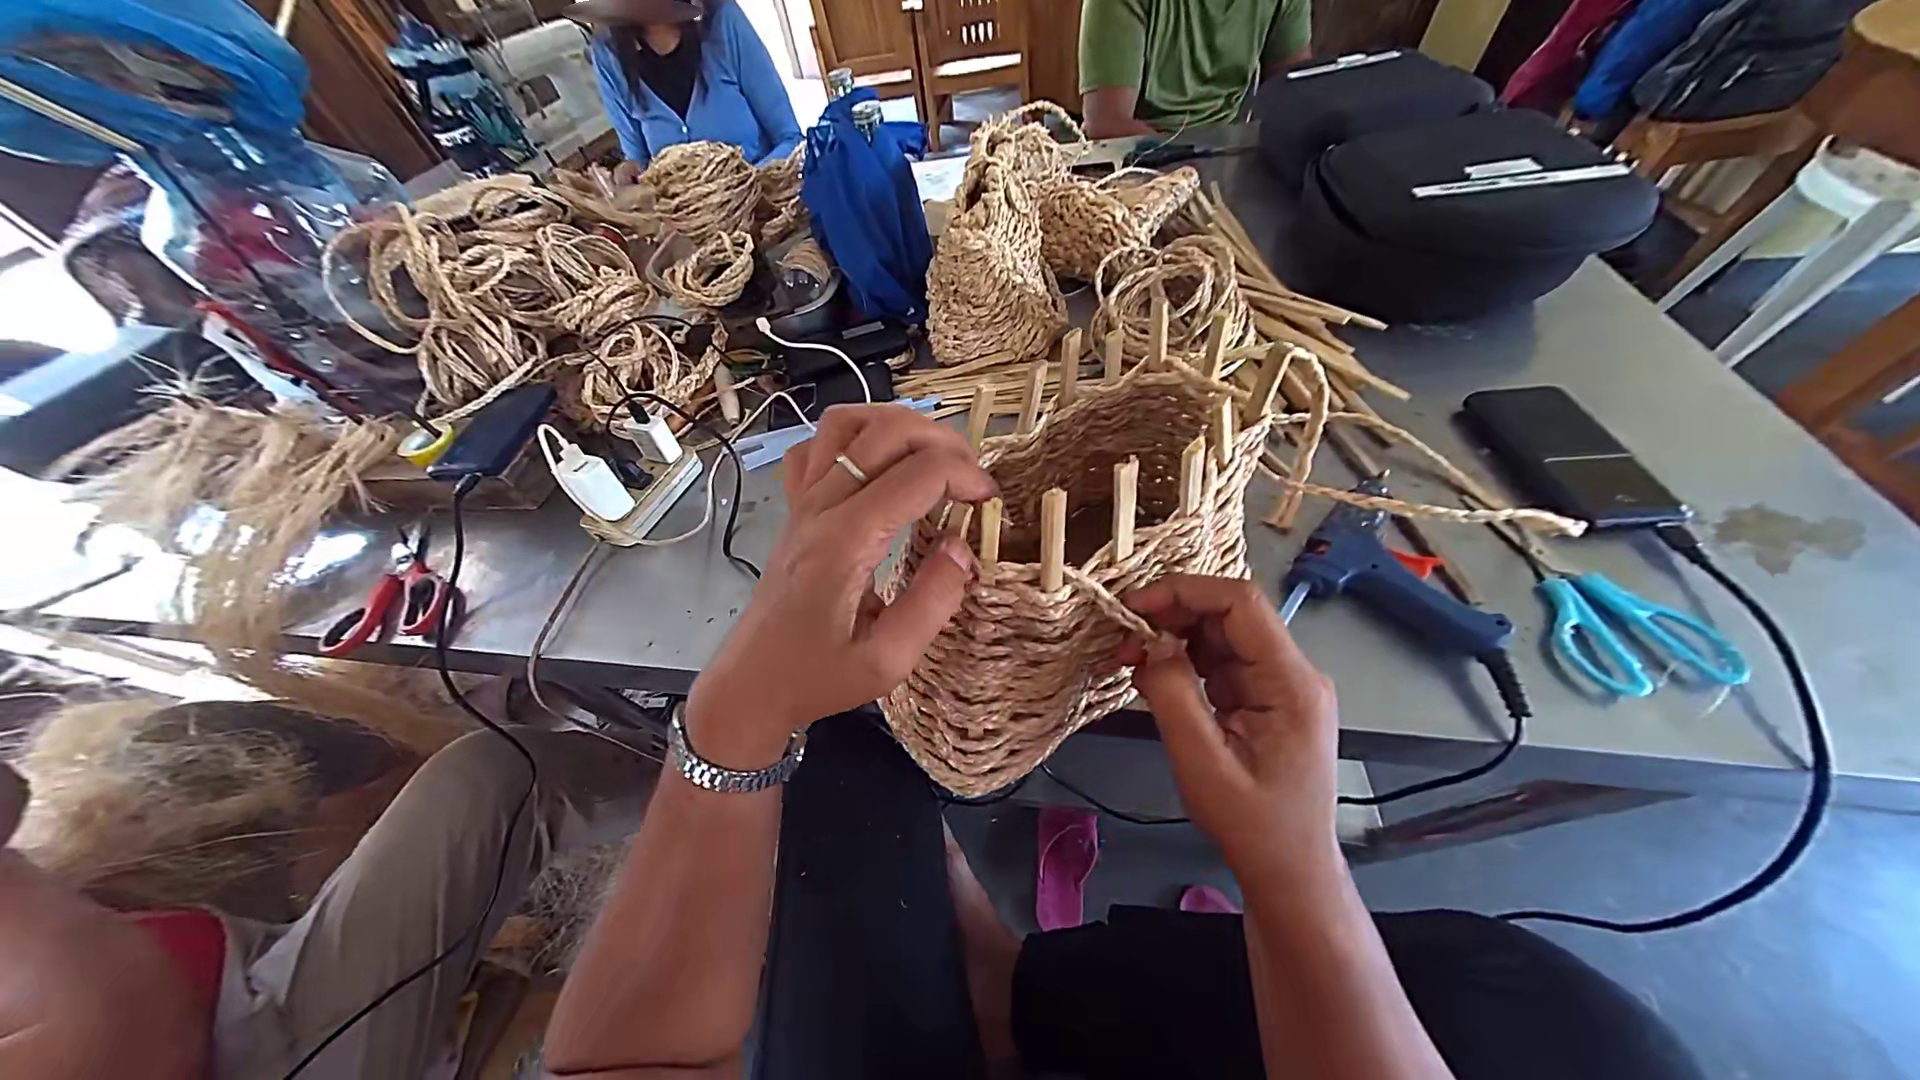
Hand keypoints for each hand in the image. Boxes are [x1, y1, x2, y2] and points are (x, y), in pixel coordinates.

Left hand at [686, 405, 996, 766]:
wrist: (753, 682)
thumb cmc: (817, 677)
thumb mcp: (888, 660)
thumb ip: (933, 602)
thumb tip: (962, 547)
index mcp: (847, 541)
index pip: (918, 474)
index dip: (966, 476)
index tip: (990, 501)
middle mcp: (821, 507)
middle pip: (885, 432)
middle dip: (943, 441)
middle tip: (972, 475)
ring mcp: (802, 502)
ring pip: (845, 423)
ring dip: (896, 424)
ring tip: (931, 453)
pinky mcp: (794, 508)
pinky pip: (814, 446)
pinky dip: (851, 437)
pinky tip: (875, 463)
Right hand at [1117, 576, 1340, 882]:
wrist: (1289, 871)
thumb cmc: (1252, 824)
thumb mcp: (1202, 763)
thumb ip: (1173, 694)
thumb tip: (1152, 642)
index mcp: (1291, 683)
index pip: (1241, 604)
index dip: (1184, 591)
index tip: (1134, 606)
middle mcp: (1290, 672)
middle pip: (1226, 615)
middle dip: (1169, 615)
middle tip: (1121, 636)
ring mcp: (1275, 683)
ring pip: (1216, 634)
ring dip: (1169, 637)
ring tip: (1127, 657)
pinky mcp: (1258, 695)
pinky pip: (1214, 660)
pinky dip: (1178, 660)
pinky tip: (1148, 674)